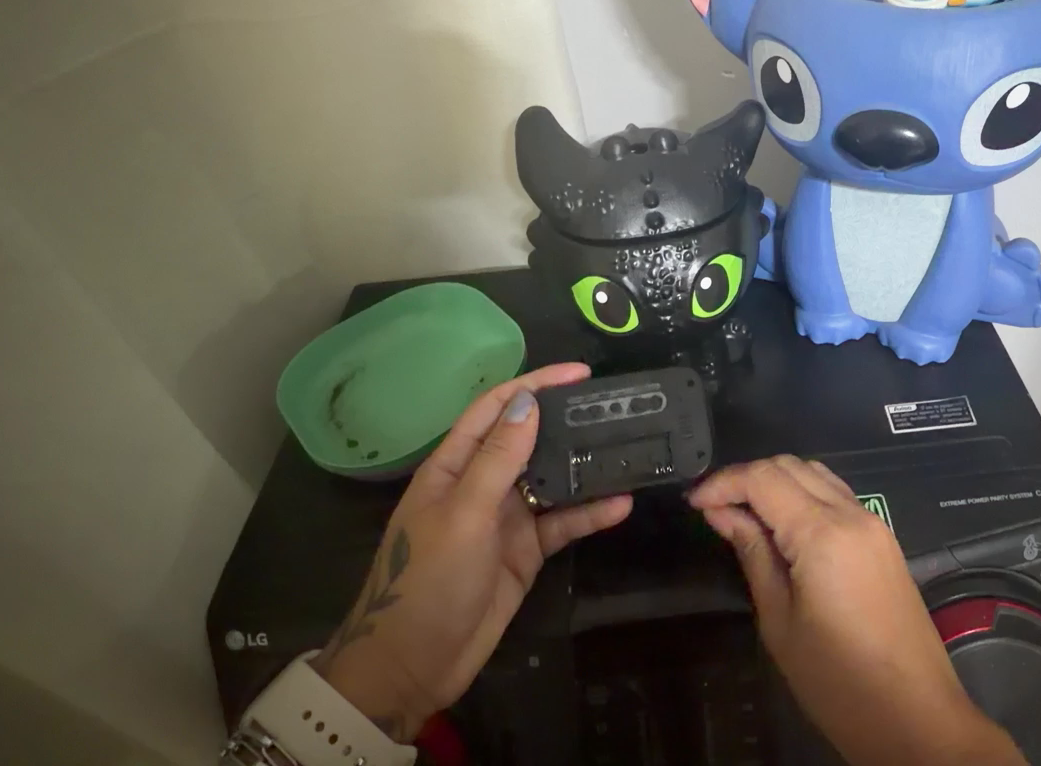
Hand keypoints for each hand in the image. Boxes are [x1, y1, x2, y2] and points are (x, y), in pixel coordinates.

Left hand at [314, 363, 633, 741]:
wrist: (413, 667)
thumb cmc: (427, 581)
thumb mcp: (463, 514)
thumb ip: (498, 459)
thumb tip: (529, 402)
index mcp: (454, 466)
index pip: (496, 409)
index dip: (534, 384)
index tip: (579, 372)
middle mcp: (482, 483)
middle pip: (529, 439)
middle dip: (566, 420)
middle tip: (613, 407)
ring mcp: (506, 518)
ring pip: (552, 479)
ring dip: (585, 467)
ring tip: (626, 447)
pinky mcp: (526, 551)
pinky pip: (563, 523)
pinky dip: (590, 513)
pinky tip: (621, 504)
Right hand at [690, 457, 1026, 765]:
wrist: (916, 717)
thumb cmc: (838, 680)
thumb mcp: (780, 621)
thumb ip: (752, 554)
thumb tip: (722, 513)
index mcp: (823, 533)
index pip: (763, 478)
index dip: (722, 482)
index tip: (693, 503)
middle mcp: (851, 513)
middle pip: (789, 465)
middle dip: (746, 477)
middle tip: (712, 508)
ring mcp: (872, 523)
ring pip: (814, 473)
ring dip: (775, 480)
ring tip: (741, 512)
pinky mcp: (882, 538)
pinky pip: (835, 494)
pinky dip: (802, 493)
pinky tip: (781, 522)